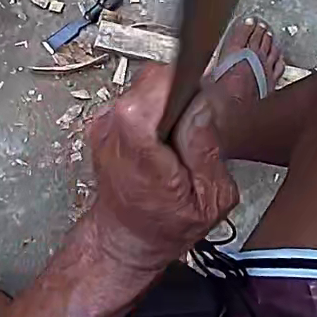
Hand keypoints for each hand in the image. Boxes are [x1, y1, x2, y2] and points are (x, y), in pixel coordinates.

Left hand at [85, 64, 238, 274]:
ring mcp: (105, 123)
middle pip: (155, 79)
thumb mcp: (211, 198)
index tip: (202, 105)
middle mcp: (114, 130)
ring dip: (170, 100)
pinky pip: (139, 96)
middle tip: (195, 127)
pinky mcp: (105, 121)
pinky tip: (163, 138)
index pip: (158, 86)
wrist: (128, 238)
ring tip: (178, 136)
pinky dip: (156, 109)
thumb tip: (204, 105)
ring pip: (148, 83)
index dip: (187, 87)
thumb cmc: (167, 224)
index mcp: (141, 150)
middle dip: (184, 92)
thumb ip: (208, 148)